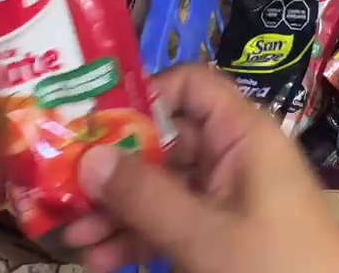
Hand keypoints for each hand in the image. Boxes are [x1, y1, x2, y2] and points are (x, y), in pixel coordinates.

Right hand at [62, 64, 338, 272]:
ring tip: (69, 237)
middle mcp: (233, 155)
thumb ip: (146, 196)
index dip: (143, 96)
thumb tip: (87, 157)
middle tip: (63, 189)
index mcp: (242, 132)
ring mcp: (228, 198)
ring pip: (163, 188)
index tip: (92, 124)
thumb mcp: (205, 234)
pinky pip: (173, 223)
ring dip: (117, 211)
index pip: (189, 85)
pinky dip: (138, 238)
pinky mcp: (224, 237)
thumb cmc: (275, 265)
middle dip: (115, 168)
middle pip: (166, 141)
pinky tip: (99, 259)